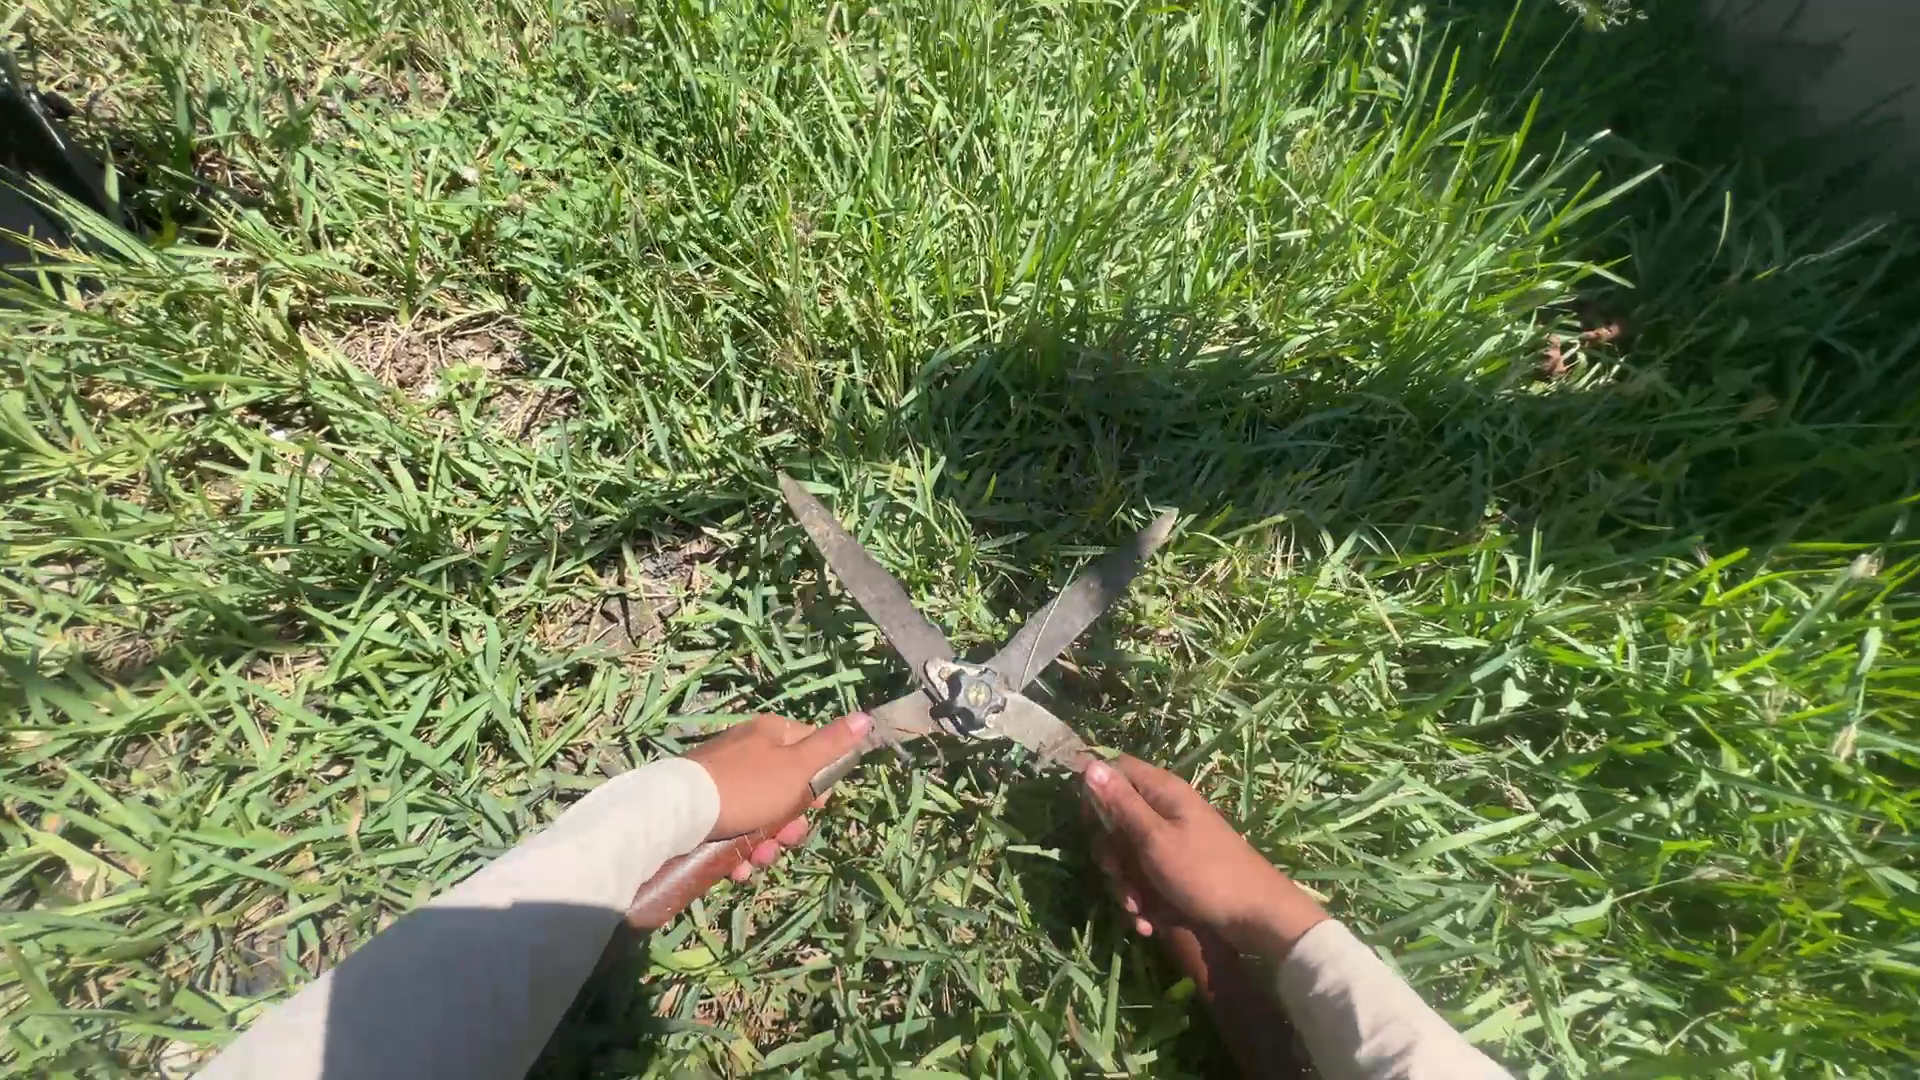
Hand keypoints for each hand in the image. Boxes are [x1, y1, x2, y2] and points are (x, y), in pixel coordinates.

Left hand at [687, 711, 871, 881]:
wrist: (676, 812)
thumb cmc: (747, 787)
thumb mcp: (797, 768)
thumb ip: (832, 745)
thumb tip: (867, 717)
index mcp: (772, 732)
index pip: (811, 747)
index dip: (820, 780)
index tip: (818, 805)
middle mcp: (749, 748)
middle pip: (787, 786)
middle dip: (790, 821)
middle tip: (787, 840)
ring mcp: (724, 775)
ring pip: (761, 811)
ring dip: (766, 842)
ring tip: (757, 862)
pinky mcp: (703, 801)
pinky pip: (733, 823)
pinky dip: (739, 848)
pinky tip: (736, 868)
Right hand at [1083, 755, 1328, 957]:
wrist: (1259, 919)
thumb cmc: (1204, 872)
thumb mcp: (1154, 839)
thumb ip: (1120, 803)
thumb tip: (1089, 764)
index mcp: (1162, 791)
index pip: (1116, 770)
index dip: (1096, 792)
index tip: (1090, 823)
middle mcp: (1165, 809)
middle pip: (1117, 818)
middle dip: (1111, 853)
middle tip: (1116, 874)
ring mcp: (1173, 840)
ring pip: (1130, 853)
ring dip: (1126, 883)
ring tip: (1137, 909)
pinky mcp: (1179, 868)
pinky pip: (1148, 877)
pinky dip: (1144, 899)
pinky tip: (1149, 921)